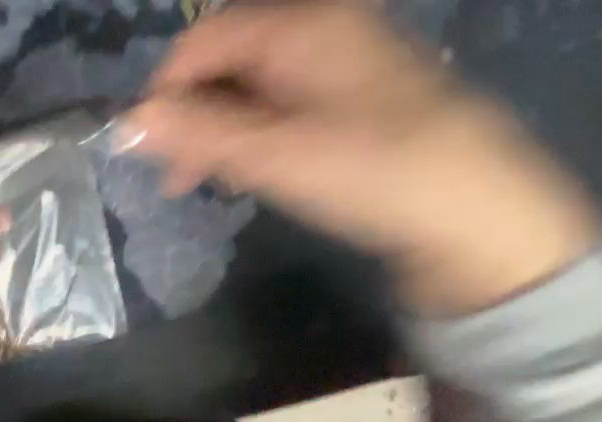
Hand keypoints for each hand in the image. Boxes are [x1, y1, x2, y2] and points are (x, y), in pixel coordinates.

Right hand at [119, 1, 601, 314]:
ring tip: (202, 185)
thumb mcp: (278, 156)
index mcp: (307, 27)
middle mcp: (324, 32)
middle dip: (189, 114)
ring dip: (216, 133)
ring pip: (252, 88)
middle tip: (171, 178)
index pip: (207, 37)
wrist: (473, 213)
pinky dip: (252, 139)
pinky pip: (282, 108)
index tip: (145, 147)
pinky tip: (248, 176)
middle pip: (229, 60)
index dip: (167, 87)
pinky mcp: (353, 104)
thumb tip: (128, 123)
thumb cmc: (374, 175)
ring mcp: (342, 67)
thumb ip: (200, 135)